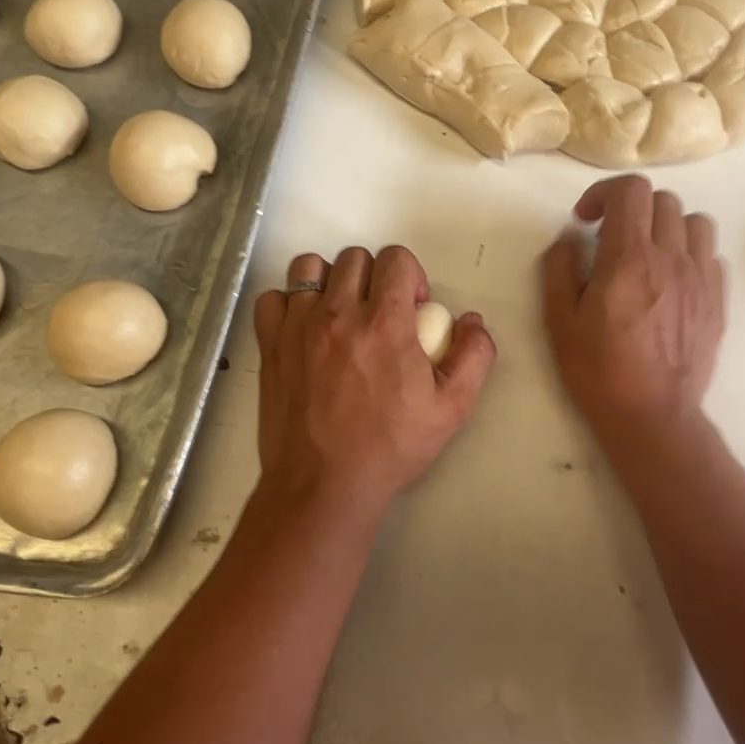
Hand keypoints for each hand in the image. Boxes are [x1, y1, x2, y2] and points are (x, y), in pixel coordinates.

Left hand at [253, 246, 494, 512]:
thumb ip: (473, 357)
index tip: (413, 309)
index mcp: (385, 323)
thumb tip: (472, 321)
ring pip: (310, 267)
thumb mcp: (452, 409)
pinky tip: (304, 330)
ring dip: (330, 281)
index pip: (396, 258)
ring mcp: (298, 327)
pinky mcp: (271, 346)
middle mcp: (339, 314)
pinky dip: (289, 305)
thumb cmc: (391, 448)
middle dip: (375, 277)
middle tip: (381, 314)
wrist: (324, 485)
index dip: (411, 276)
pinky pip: (273, 299)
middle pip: (355, 257)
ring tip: (340, 314)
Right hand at [542, 175, 725, 443]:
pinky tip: (670, 281)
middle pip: (662, 201)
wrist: (653, 415)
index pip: (631, 190)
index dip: (604, 193)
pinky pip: (711, 254)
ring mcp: (701, 278)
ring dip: (666, 227)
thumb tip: (570, 237)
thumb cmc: (599, 370)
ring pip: (694, 221)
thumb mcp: (559, 321)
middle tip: (611, 241)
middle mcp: (671, 258)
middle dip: (632, 210)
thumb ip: (560, 267)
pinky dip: (689, 253)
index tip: (587, 220)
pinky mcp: (718, 300)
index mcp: (629, 258)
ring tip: (647, 254)